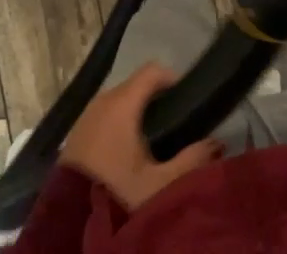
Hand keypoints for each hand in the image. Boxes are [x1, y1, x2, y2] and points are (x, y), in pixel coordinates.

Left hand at [60, 63, 223, 209]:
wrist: (69, 215)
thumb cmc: (118, 192)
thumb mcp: (161, 184)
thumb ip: (192, 160)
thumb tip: (217, 143)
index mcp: (122, 104)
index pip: (151, 71)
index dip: (171, 79)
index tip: (187, 97)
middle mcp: (102, 100)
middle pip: (134, 85)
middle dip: (156, 97)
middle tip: (176, 123)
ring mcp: (86, 113)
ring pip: (118, 99)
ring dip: (136, 109)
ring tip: (156, 137)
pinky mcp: (77, 129)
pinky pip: (105, 113)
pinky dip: (119, 120)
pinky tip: (129, 146)